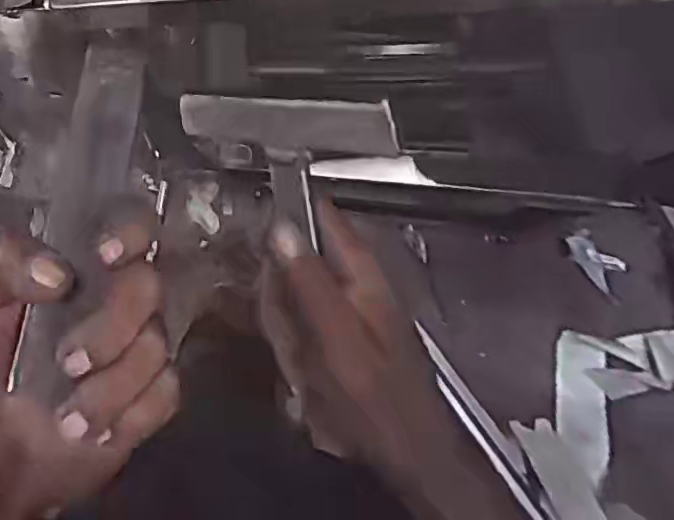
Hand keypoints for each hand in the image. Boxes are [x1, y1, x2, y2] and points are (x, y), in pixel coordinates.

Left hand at [0, 221, 179, 519]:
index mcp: (93, 260)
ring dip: (110, 387)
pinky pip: (164, 393)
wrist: (3, 426)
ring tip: (66, 417)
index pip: (135, 224)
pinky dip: (127, 414)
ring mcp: (145, 341)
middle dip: (110, 328)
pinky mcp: (154, 391)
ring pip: (155, 347)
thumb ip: (10, 263)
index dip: (131, 233)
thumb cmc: (2, 345)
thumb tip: (55, 273)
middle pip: (148, 287)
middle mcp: (127, 293)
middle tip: (68, 361)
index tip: (105, 255)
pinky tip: (92, 428)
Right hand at [260, 198, 520, 519]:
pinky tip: (310, 387)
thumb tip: (281, 226)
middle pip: (297, 267)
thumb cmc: (379, 396)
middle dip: (281, 301)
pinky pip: (301, 337)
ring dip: (288, 339)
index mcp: (362, 272)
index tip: (262, 238)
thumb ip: (308, 277)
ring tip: (304, 372)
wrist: (411, 458)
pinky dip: (298, 361)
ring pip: (294, 304)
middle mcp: (357, 286)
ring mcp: (348, 316)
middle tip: (288, 336)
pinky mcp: (341, 345)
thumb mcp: (337, 332)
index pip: (324, 217)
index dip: (289, 219)